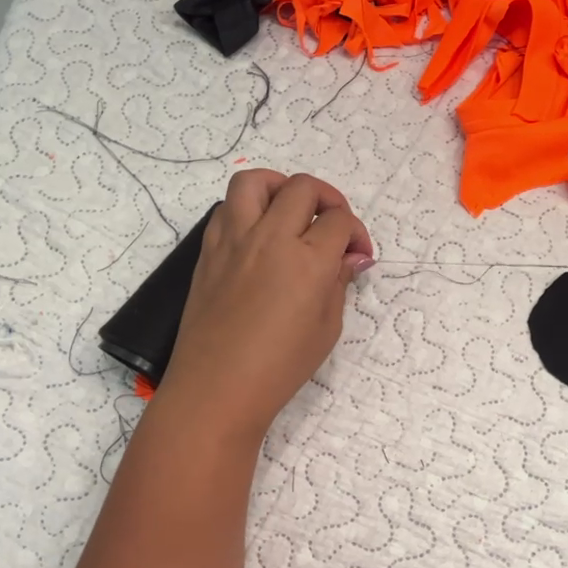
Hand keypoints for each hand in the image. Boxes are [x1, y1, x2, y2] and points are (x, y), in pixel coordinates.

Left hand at [156, 170, 372, 443]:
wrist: (218, 386)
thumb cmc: (281, 366)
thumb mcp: (327, 328)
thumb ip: (339, 283)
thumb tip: (351, 258)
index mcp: (308, 261)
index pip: (340, 221)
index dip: (356, 234)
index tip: (357, 257)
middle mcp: (271, 238)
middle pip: (303, 189)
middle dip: (329, 200)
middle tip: (333, 227)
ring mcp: (234, 240)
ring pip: (255, 181)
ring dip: (280, 186)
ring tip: (291, 209)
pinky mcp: (209, 250)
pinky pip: (227, 208)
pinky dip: (249, 209)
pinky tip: (260, 235)